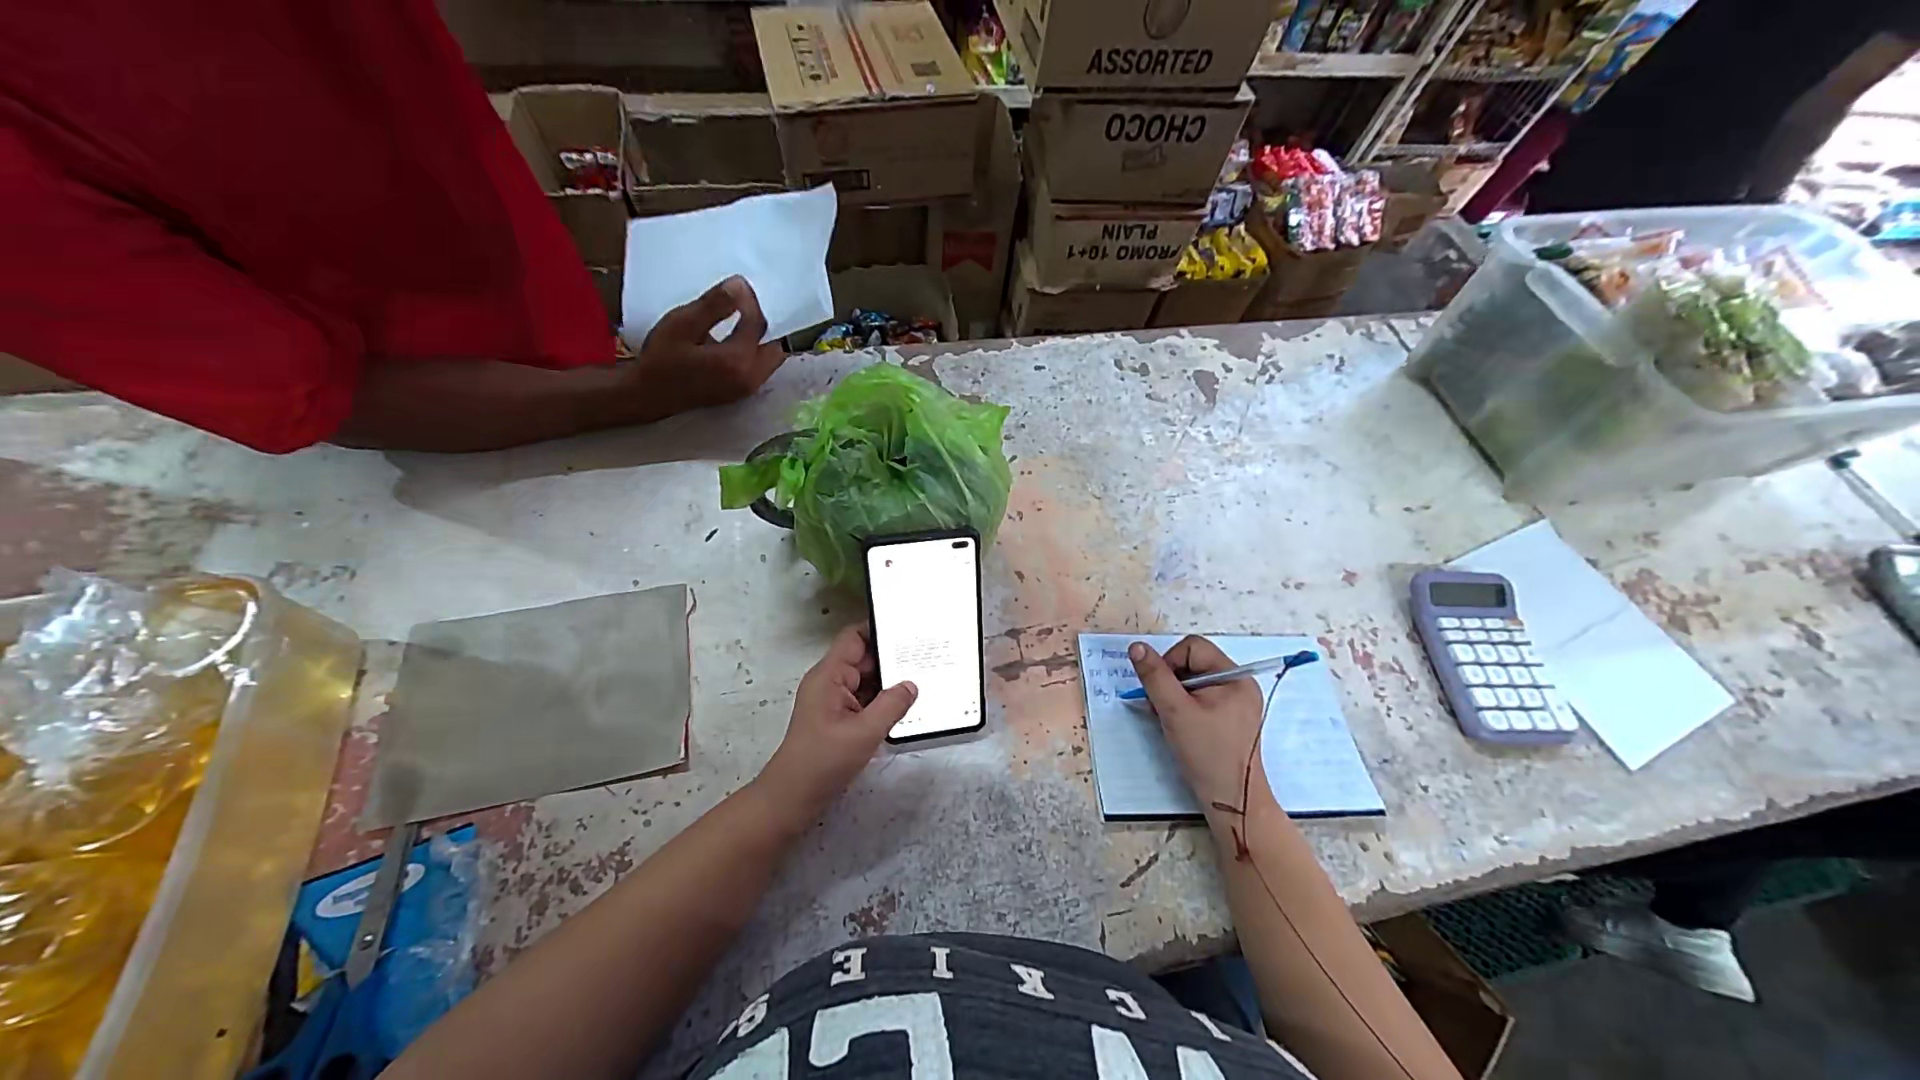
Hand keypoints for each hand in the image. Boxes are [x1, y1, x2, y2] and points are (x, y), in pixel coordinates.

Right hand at [633, 276, 788, 417]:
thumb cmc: (661, 359)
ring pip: (771, 358)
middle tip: (747, 304)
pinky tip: (738, 337)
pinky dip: (756, 350)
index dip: (750, 301)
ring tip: (743, 318)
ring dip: (762, 338)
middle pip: (776, 345)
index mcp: (737, 361)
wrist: (649, 395)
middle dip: (765, 322)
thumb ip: (714, 306)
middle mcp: (750, 378)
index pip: (757, 324)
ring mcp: (748, 388)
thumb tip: (740, 285)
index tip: (739, 285)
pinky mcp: (743, 392)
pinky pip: (761, 367)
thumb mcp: (683, 324)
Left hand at [755, 624, 916, 821]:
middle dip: (892, 658)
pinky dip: (883, 701)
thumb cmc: (823, 761)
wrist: (792, 798)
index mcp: (829, 676)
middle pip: (864, 659)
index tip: (909, 628)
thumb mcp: (864, 732)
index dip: (879, 629)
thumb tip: (912, 684)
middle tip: (927, 656)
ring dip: (890, 682)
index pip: (854, 638)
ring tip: (924, 678)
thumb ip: (892, 705)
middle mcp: (830, 683)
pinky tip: (907, 705)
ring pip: (867, 681)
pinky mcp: (839, 719)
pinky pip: (865, 700)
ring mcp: (834, 701)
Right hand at [1129, 636, 1264, 813]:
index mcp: (1236, 677)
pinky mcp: (1230, 717)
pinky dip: (1184, 705)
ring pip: (1194, 681)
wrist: (1230, 799)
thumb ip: (1154, 676)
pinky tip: (1176, 724)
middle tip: (1160, 706)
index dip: (1169, 662)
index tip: (1159, 690)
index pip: (1193, 648)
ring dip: (1174, 694)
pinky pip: (1201, 697)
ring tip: (1167, 717)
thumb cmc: (1206, 753)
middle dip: (1170, 680)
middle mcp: (1240, 684)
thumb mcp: (1174, 710)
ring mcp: (1237, 702)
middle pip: (1193, 662)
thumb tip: (1137, 647)